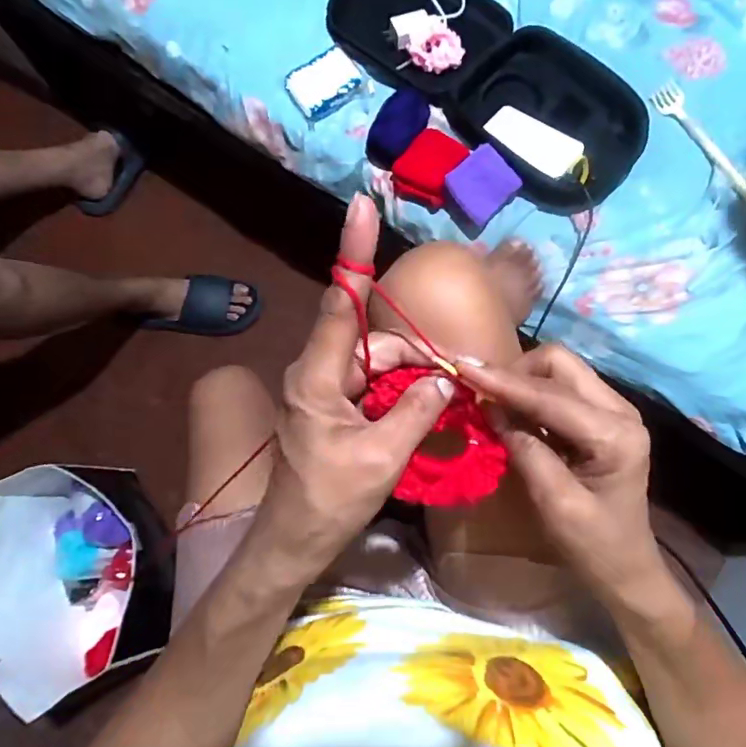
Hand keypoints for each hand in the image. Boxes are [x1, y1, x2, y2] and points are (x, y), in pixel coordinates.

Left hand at [247, 195, 452, 583]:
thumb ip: (417, 409)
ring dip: (406, 375)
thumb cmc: (330, 500)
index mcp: (317, 376)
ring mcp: (320, 389)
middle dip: (412, 353)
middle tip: (452, 377)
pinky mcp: (328, 406)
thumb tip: (446, 376)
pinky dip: (395, 389)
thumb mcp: (383, 457)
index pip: (338, 301)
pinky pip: (367, 382)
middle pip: (370, 340)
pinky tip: (420, 404)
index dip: (352, 251)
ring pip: (372, 362)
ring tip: (441, 395)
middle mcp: (314, 371)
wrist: (293, 541)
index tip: (361, 206)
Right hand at [456, 345, 658, 591]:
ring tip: (492, 405)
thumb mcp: (554, 503)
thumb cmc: (592, 545)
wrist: (624, 567)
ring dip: (521, 381)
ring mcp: (612, 409)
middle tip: (482, 396)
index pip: (550, 395)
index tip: (463, 369)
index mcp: (615, 434)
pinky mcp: (599, 415)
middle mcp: (619, 410)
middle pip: (559, 362)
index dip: (504, 382)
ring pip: (558, 369)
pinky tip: (511, 412)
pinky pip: (559, 387)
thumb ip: (525, 450)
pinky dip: (529, 393)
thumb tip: (491, 408)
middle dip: (515, 372)